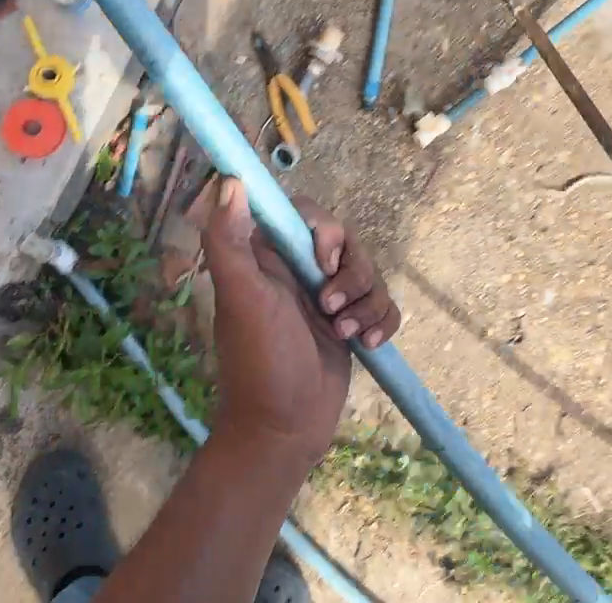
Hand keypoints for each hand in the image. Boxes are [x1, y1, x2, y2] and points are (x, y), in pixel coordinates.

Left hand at [199, 178, 401, 463]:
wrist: (284, 431)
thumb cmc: (259, 361)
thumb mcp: (241, 297)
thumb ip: (229, 240)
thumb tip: (229, 180)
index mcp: (269, 257)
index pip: (305, 214)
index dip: (324, 229)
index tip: (324, 258)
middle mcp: (298, 271)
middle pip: (347, 242)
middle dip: (352, 273)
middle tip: (331, 306)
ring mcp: (327, 298)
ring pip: (369, 273)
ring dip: (367, 301)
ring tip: (346, 332)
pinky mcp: (350, 323)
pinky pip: (382, 303)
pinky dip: (382, 320)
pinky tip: (368, 344)